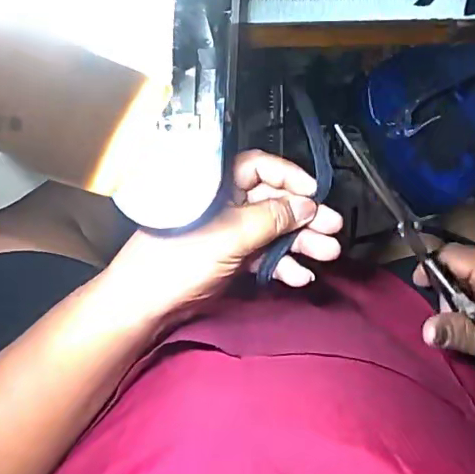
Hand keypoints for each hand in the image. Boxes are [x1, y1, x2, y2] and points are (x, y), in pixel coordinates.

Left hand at [101, 151, 343, 322]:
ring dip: (300, 242)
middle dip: (303, 215)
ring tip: (326, 252)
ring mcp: (226, 231)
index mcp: (215, 185)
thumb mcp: (229, 235)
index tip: (313, 192)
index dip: (289, 177)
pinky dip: (282, 264)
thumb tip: (304, 205)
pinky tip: (299, 274)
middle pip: (272, 200)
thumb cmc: (170, 263)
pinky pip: (263, 254)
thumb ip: (271, 218)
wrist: (144, 306)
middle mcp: (222, 204)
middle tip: (330, 226)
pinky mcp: (229, 257)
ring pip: (272, 230)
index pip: (258, 167)